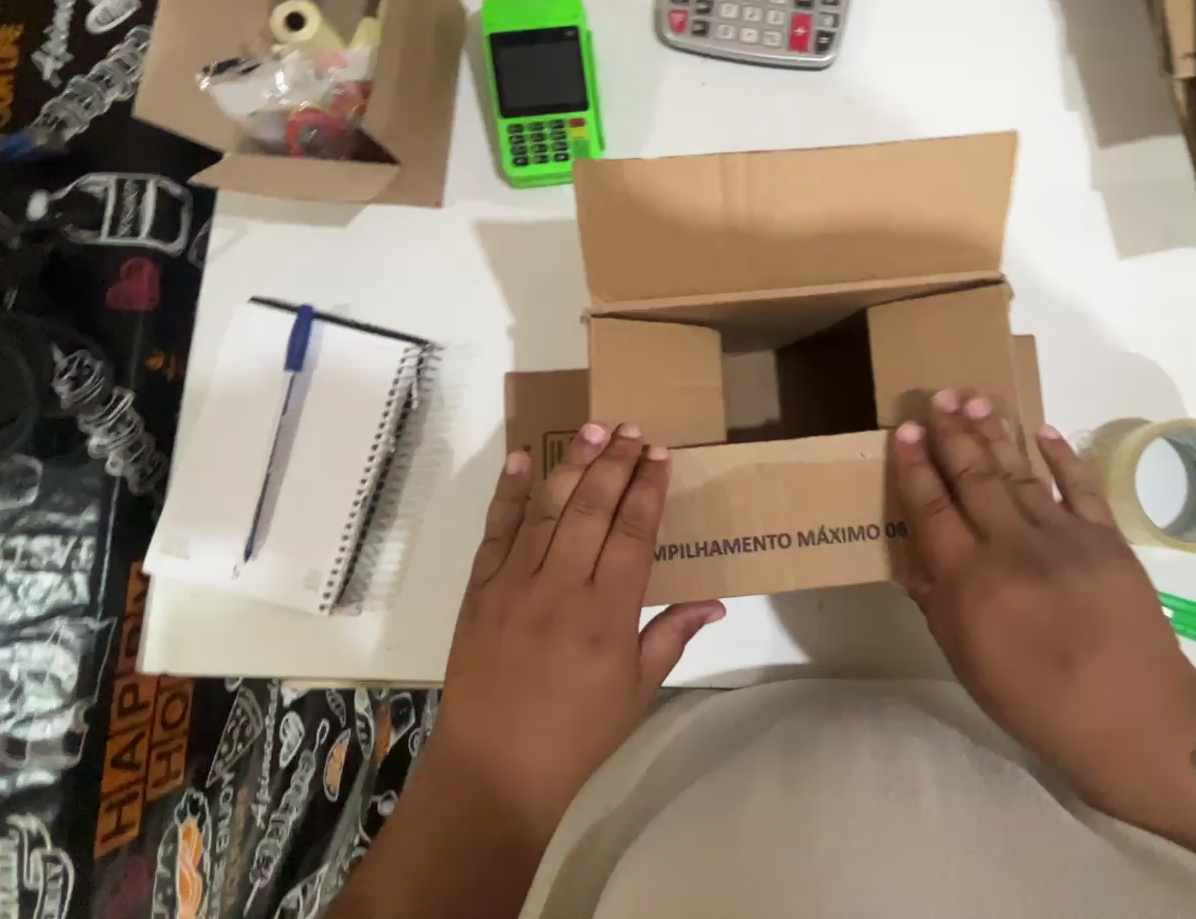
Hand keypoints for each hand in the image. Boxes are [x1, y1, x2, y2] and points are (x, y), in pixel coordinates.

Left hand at [428, 424, 724, 837]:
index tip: (660, 455)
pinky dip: (509, 492)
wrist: (495, 766)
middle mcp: (560, 589)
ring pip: (546, 509)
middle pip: (592, 509)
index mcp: (606, 615)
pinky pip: (496, 531)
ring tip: (593, 429)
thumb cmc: (578, 732)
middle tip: (632, 430)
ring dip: (572, 464)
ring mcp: (513, 585)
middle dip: (616, 463)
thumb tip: (717, 602)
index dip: (649, 489)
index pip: (633, 533)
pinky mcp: (479, 590)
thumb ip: (672, 635)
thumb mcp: (637, 690)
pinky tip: (524, 458)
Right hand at [892, 390, 1195, 805]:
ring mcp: (1064, 537)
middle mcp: (1013, 547)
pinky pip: (1081, 486)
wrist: (1135, 721)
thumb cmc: (1037, 703)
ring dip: (996, 433)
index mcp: (971, 581)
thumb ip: (937, 605)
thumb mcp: (969, 662)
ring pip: (1021, 473)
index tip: (906, 430)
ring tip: (976, 399)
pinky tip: (1043, 430)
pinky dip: (1062, 456)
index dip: (916, 467)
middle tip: (938, 397)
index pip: (933, 509)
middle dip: (953, 434)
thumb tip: (908, 562)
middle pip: (974, 477)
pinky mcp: (1106, 539)